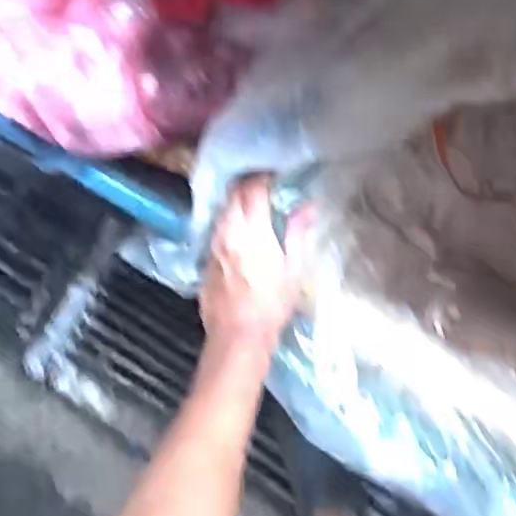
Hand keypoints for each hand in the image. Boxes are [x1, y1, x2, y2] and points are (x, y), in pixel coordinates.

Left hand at [200, 175, 314, 358]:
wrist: (237, 338)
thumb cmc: (272, 304)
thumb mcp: (294, 268)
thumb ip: (298, 231)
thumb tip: (309, 205)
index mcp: (252, 229)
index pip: (254, 188)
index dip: (265, 178)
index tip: (277, 178)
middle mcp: (228, 230)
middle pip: (234, 193)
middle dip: (249, 185)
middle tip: (266, 187)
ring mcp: (213, 244)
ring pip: (223, 210)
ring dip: (237, 202)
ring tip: (254, 207)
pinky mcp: (206, 259)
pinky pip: (217, 229)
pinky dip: (229, 222)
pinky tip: (241, 234)